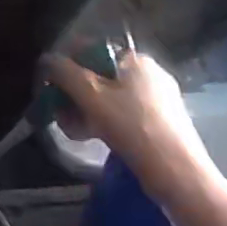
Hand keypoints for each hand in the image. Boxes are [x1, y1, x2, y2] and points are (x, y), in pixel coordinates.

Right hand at [45, 47, 221, 210]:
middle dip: (74, 93)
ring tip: (71, 130)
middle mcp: (148, 73)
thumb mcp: (90, 94)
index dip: (65, 65)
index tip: (50, 85)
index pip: (90, 49)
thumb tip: (46, 60)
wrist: (180, 176)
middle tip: (58, 112)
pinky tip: (91, 137)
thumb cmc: (133, 127)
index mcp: (135, 59)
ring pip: (109, 97)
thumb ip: (63, 72)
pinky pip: (123, 114)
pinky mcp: (160, 123)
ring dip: (84, 110)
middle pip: (98, 75)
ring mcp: (157, 99)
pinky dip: (104, 122)